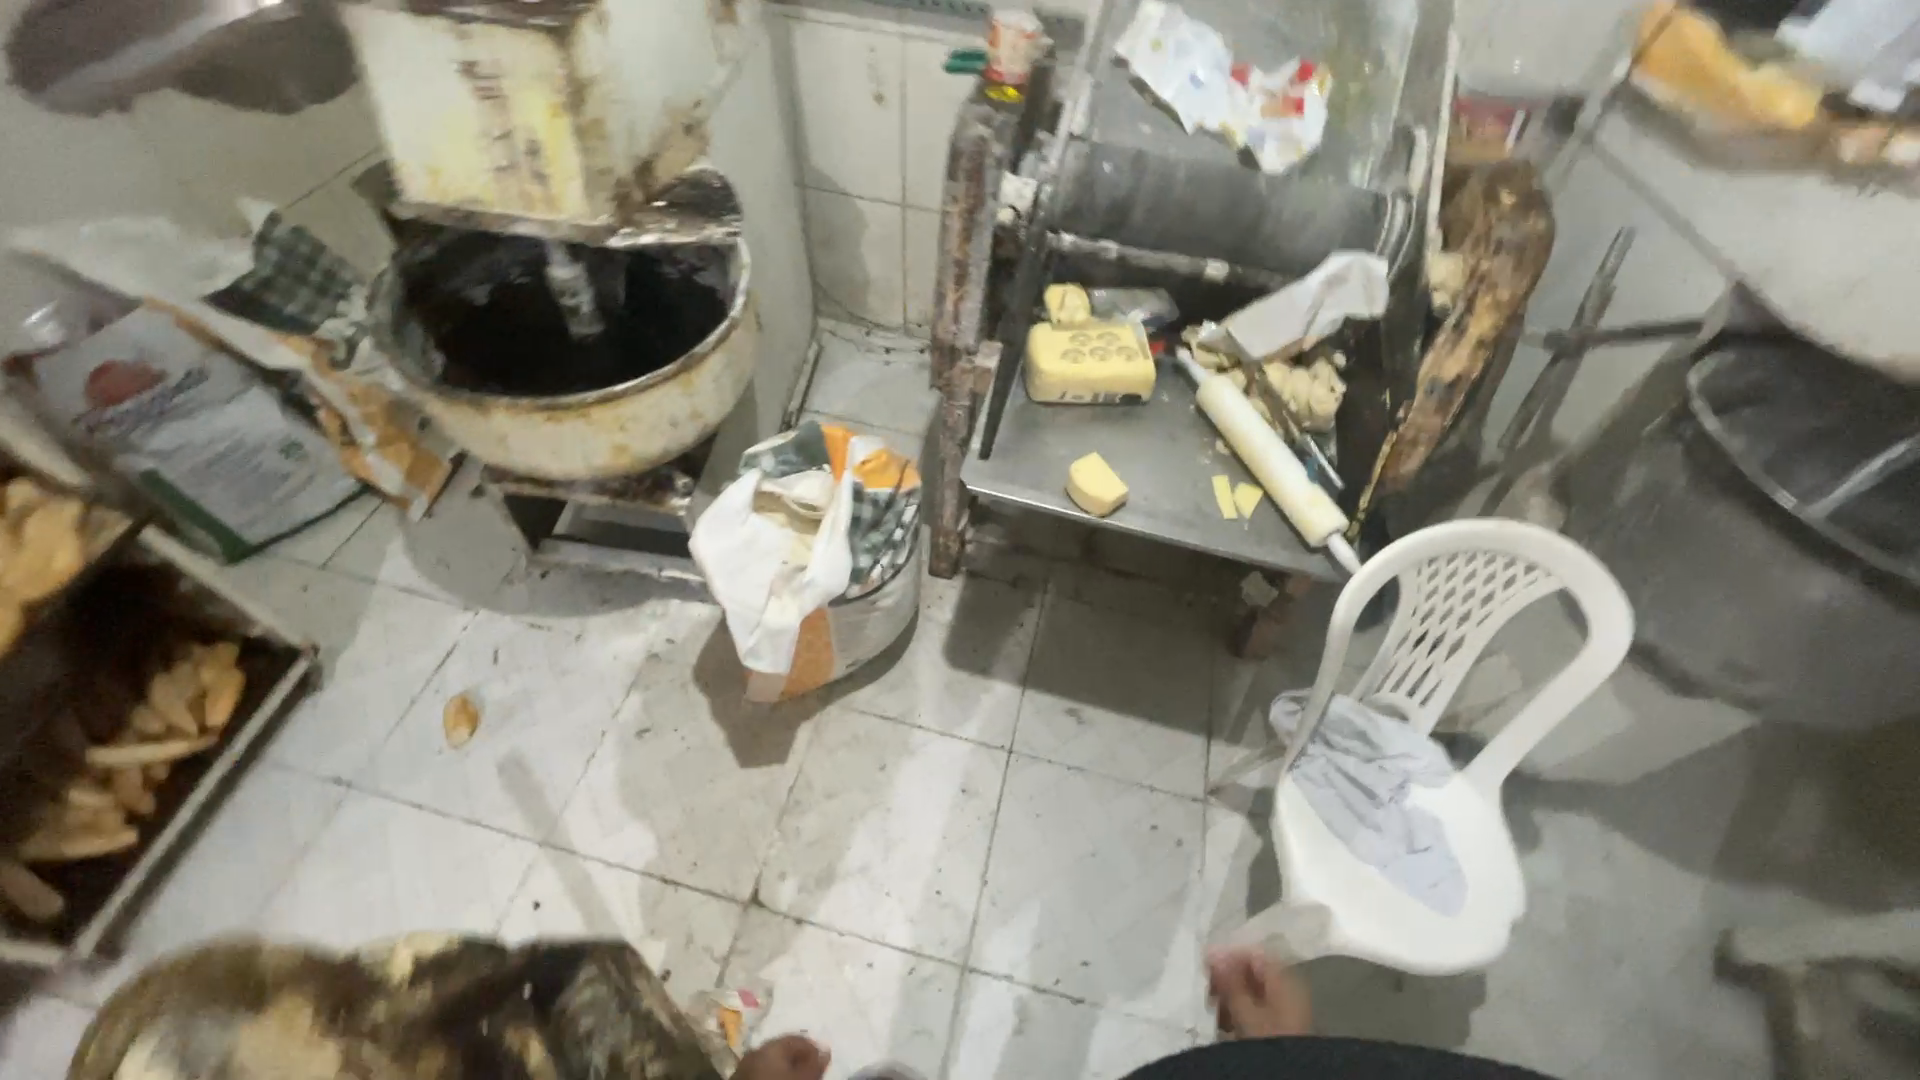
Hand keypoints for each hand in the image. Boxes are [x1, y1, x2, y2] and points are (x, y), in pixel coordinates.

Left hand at [735, 1034, 830, 1079]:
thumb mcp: (802, 1077)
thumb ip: (815, 1064)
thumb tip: (826, 1051)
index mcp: (772, 1044)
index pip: (799, 1039)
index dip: (813, 1050)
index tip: (822, 1063)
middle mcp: (757, 1049)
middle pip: (783, 1049)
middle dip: (797, 1059)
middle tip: (809, 1071)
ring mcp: (744, 1066)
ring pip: (770, 1062)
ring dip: (783, 1068)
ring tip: (794, 1076)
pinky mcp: (738, 1078)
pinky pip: (760, 1072)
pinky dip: (771, 1074)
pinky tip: (778, 1079)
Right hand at [1206, 946, 1311, 1038]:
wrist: (1290, 1074)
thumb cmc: (1270, 1040)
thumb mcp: (1245, 1011)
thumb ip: (1229, 981)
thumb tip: (1212, 953)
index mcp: (1284, 979)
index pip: (1253, 954)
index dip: (1228, 956)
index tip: (1206, 966)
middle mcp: (1288, 989)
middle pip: (1252, 973)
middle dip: (1227, 979)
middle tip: (1207, 990)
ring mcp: (1287, 1009)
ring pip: (1253, 992)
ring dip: (1230, 997)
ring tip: (1213, 1010)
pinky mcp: (1282, 1028)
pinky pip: (1257, 1009)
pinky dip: (1239, 1012)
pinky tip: (1226, 1024)